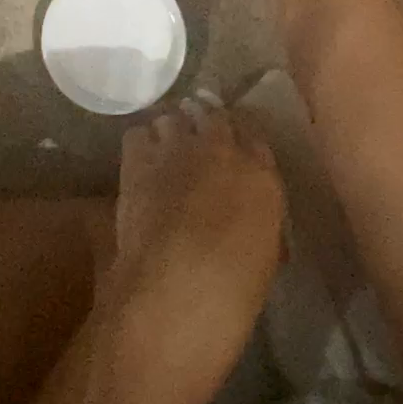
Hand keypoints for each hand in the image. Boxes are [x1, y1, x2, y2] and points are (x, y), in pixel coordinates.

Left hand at [102, 101, 284, 381]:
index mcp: (262, 175)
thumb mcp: (264, 254)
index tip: (232, 158)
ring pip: (172, 119)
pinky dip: (140, 145)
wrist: (180, 282)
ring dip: (171, 134)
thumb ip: (257, 220)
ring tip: (165, 153)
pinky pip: (138, 134)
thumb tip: (246, 216)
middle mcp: (222, 148)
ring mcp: (179, 146)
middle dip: (206, 129)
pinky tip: (140, 162)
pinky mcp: (140, 156)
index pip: (254, 141)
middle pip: (214, 117)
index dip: (240, 147)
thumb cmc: (234, 286)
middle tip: (197, 148)